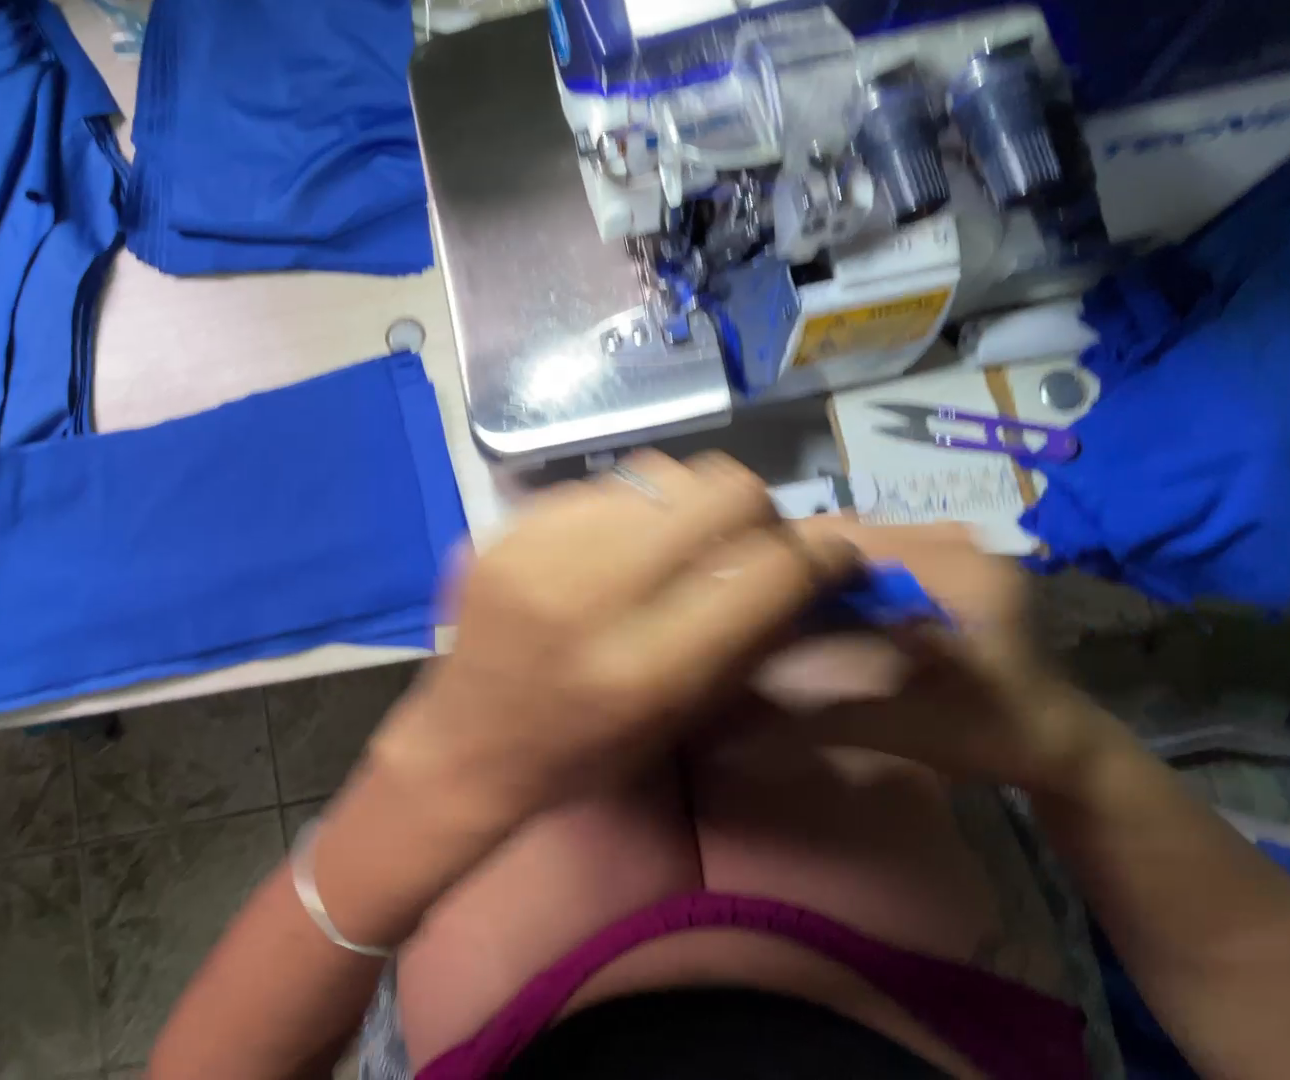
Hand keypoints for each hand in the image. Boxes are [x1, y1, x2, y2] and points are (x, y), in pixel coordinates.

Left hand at [370, 452, 860, 827]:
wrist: (464, 747)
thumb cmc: (581, 755)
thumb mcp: (679, 720)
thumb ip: (751, 639)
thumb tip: (812, 565)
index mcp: (645, 669)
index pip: (767, 571)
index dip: (818, 555)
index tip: (826, 557)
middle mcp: (590, 596)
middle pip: (720, 492)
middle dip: (755, 511)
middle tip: (748, 540)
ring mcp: (536, 552)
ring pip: (662, 476)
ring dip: (686, 508)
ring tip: (672, 547)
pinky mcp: (503, 531)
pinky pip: (599, 489)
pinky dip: (626, 513)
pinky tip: (612, 550)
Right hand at [758, 520, 1132, 798]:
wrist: (1062, 747)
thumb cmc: (990, 736)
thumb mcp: (903, 727)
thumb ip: (823, 714)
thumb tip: (743, 711)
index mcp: (958, 567)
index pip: (850, 537)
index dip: (788, 559)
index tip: (738, 589)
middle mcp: (961, 541)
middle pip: (852, 532)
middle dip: (798, 562)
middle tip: (751, 599)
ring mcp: (962, 548)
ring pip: (863, 540)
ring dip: (818, 567)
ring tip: (776, 601)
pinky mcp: (957, 564)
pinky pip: (883, 554)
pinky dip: (845, 574)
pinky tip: (822, 605)